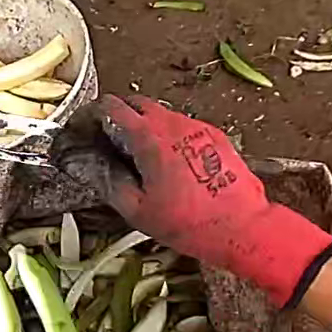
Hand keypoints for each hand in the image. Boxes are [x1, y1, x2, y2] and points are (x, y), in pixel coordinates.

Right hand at [88, 95, 331, 306]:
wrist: (242, 228)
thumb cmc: (188, 223)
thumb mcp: (136, 210)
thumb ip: (111, 183)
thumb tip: (95, 167)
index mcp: (151, 141)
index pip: (117, 109)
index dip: (98, 111)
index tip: (89, 118)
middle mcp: (176, 127)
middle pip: (141, 103)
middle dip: (122, 111)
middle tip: (110, 130)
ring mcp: (199, 129)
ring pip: (164, 113)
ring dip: (147, 122)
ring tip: (139, 146)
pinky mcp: (216, 138)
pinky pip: (185, 126)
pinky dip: (170, 132)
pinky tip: (168, 156)